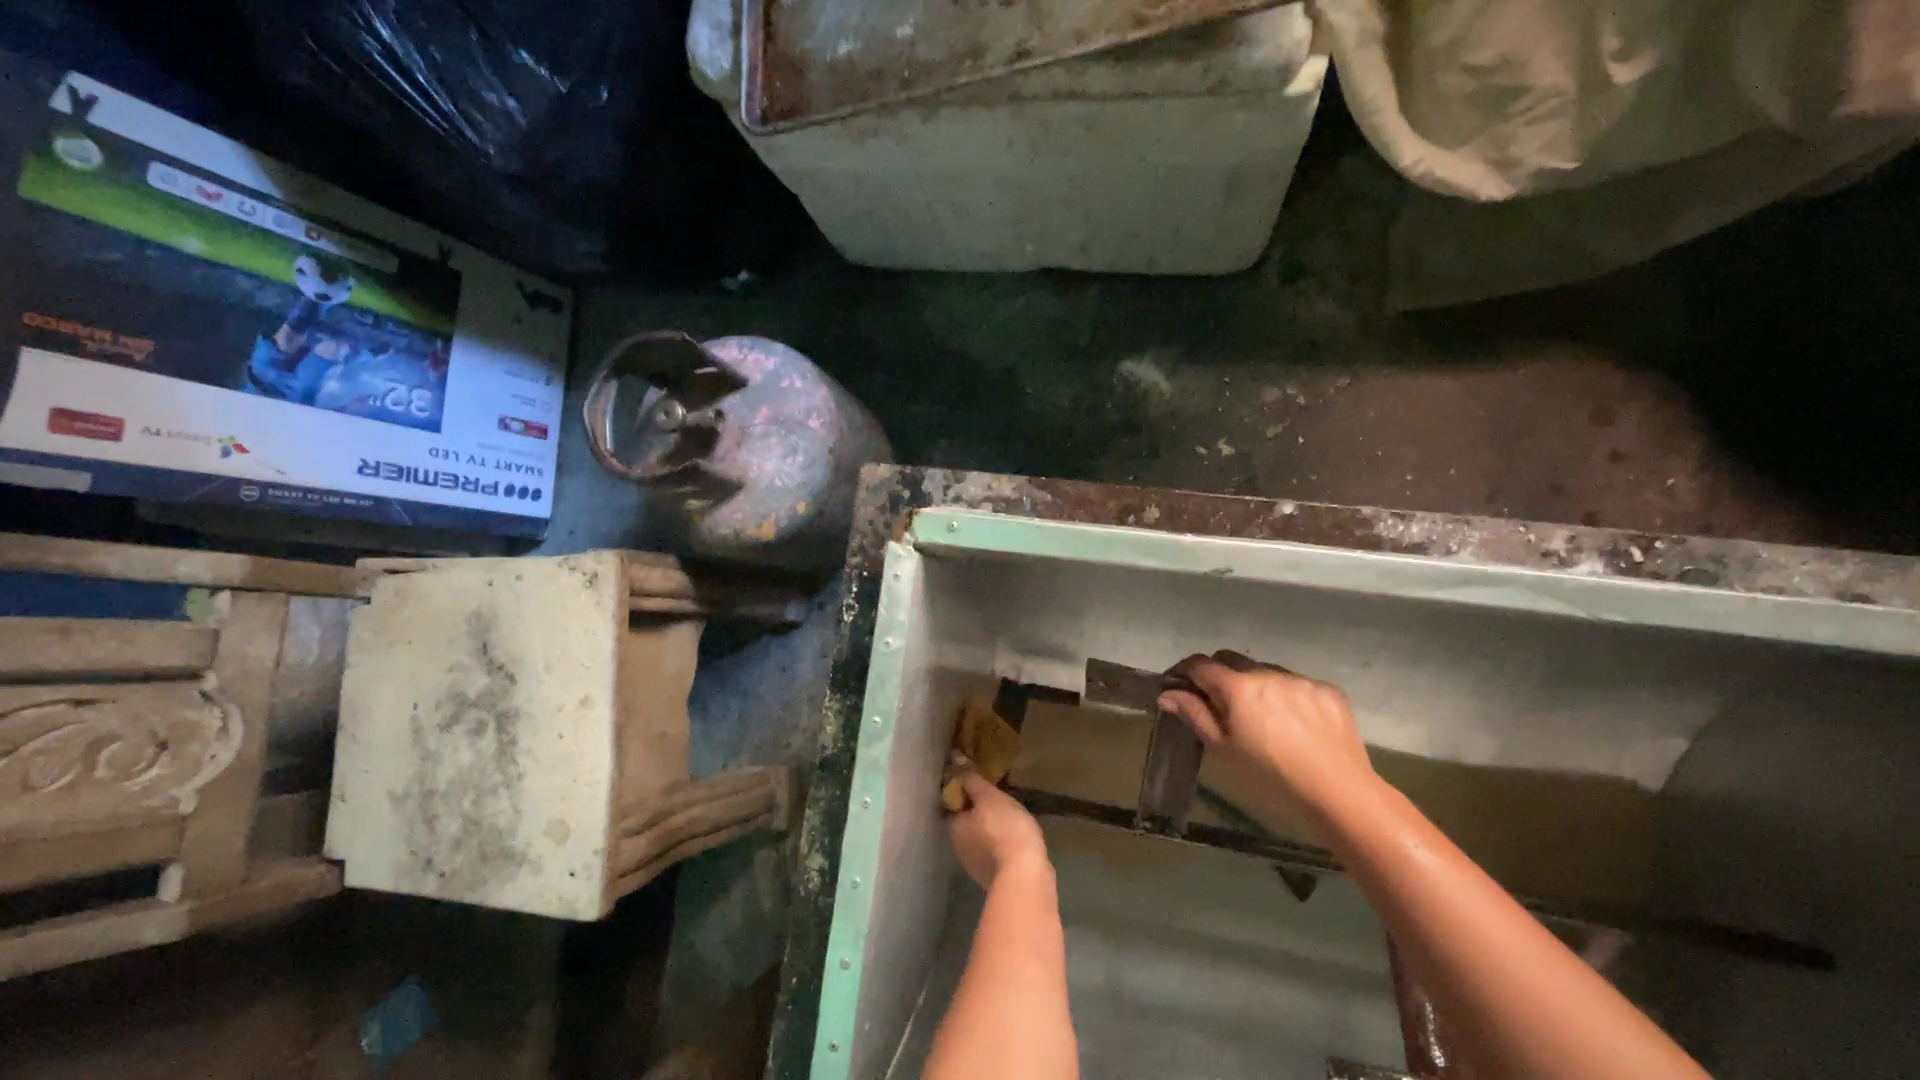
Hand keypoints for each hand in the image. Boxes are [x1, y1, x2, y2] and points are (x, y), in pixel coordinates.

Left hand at [947, 772, 1048, 888]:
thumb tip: (955, 759)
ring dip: (991, 831)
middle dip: (979, 814)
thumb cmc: (1004, 828)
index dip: (967, 794)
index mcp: (954, 827)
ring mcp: (975, 867)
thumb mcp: (988, 796)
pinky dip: (1002, 846)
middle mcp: (959, 848)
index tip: (983, 787)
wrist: (1025, 873)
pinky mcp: (994, 878)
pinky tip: (1016, 839)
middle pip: (967, 824)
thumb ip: (971, 779)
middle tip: (1000, 800)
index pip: (954, 805)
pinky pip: (995, 854)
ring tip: (1011, 819)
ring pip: (981, 841)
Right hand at [1157, 651, 1374, 817]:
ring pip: (1267, 671)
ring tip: (1261, 716)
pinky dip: (1287, 696)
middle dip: (1218, 674)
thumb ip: (1195, 715)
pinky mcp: (1327, 689)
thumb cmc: (1270, 775)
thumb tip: (1167, 694)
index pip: (1200, 664)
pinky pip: (1298, 684)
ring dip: (1255, 684)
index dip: (1183, 671)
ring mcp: (1301, 679)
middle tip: (1217, 701)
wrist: (1338, 790)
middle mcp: (1268, 672)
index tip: (1177, 684)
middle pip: (1232, 660)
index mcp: (1238, 687)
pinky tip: (1295, 723)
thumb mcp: (1224, 750)